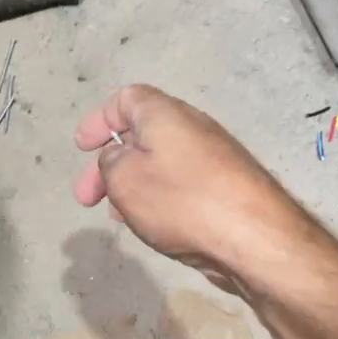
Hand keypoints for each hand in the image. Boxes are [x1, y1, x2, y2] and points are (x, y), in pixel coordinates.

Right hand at [73, 85, 317, 296]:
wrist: (255, 239)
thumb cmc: (181, 201)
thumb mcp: (124, 178)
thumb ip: (109, 162)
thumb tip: (118, 157)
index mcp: (164, 115)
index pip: (125, 99)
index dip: (99, 120)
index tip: (82, 147)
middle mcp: (192, 128)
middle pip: (141, 135)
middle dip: (108, 165)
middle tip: (87, 197)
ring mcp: (213, 159)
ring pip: (159, 164)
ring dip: (131, 186)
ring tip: (117, 215)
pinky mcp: (225, 189)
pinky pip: (180, 185)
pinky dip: (157, 199)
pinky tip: (150, 226)